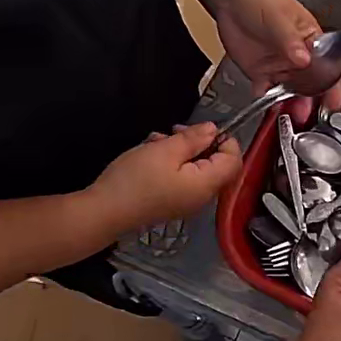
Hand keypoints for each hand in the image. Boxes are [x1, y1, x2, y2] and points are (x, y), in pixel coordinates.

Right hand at [88, 123, 242, 229]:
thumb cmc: (136, 179)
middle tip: (175, 130)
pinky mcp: (172, 202)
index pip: (234, 161)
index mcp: (207, 185)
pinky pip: (182, 178)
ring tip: (156, 140)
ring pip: (196, 168)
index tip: (204, 127)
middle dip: (198, 142)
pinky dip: (172, 162)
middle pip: (215, 164)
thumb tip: (214, 130)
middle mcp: (203, 197)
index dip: (226, 140)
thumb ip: (194, 139)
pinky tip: (151, 153)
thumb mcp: (165, 150)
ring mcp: (187, 201)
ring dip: (180, 149)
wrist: (105, 212)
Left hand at [216, 0, 340, 110]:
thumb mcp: (278, 17)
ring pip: (291, 91)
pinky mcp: (261, 72)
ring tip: (293, 113)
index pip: (328, 66)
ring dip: (292, 103)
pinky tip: (267, 102)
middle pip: (311, 84)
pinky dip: (267, 100)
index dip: (333, 84)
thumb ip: (290, 40)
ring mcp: (280, 66)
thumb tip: (304, 60)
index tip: (334, 101)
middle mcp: (298, 57)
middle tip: (309, 111)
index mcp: (311, 41)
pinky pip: (266, 91)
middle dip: (311, 99)